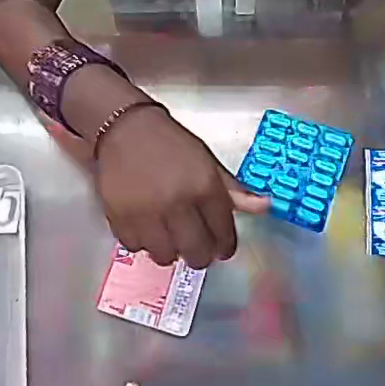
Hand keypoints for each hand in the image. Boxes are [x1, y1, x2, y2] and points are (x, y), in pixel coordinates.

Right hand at [94, 104, 269, 268]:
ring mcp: (147, 214)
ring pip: (165, 256)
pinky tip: (146, 228)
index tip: (221, 249)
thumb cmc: (169, 144)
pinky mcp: (120, 218)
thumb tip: (264, 206)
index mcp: (204, 187)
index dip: (225, 247)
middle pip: (196, 253)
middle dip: (200, 255)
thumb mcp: (207, 162)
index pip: (224, 234)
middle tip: (196, 248)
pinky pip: (136, 247)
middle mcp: (177, 204)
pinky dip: (142, 242)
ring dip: (170, 250)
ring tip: (169, 236)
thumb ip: (233, 190)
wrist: (125, 128)